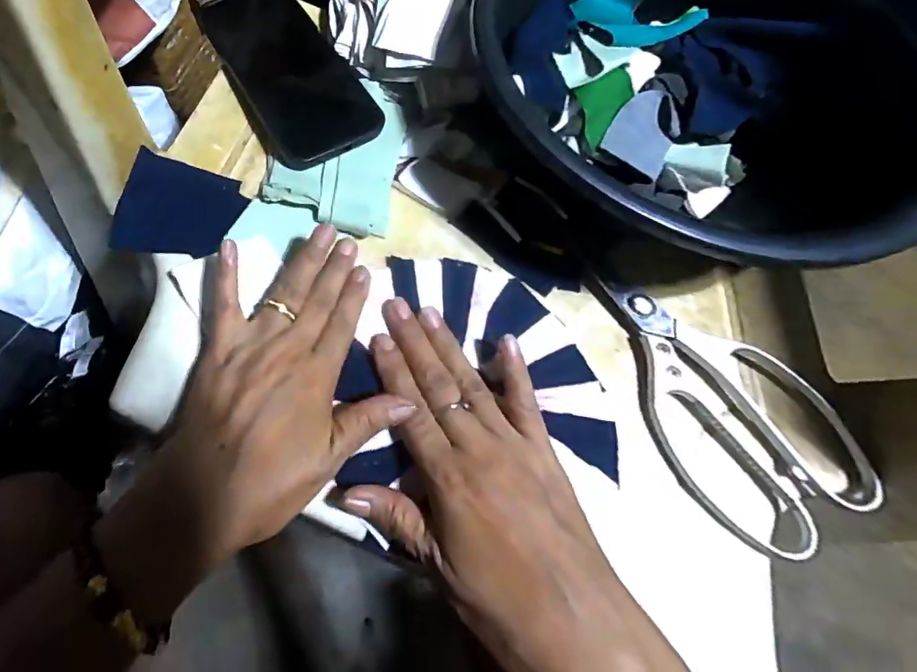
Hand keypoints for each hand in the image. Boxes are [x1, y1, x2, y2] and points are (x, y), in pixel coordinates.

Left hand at [121, 228, 416, 570]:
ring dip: (303, 260)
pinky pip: (222, 303)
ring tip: (319, 233)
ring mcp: (250, 344)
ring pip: (283, 292)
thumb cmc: (272, 481)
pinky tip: (228, 244)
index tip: (364, 268)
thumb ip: (366, 421)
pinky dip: (225, 273)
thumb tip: (410, 398)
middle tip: (347, 240)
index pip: (342, 324)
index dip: (354, 295)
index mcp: (316, 375)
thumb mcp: (327, 458)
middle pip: (317, 300)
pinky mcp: (217, 348)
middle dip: (334, 268)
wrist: (204, 495)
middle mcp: (287, 349)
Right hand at [339, 301, 686, 671]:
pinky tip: (506, 340)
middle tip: (399, 303)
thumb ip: (397, 519)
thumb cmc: (496, 597)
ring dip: (451, 346)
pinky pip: (526, 401)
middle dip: (415, 343)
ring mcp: (514, 443)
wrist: (572, 614)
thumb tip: (344, 489)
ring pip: (475, 384)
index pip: (412, 412)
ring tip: (432, 313)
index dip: (392, 371)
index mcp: (448, 477)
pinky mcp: (543, 448)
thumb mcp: (438, 566)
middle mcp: (479, 447)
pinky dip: (516, 369)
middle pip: (440, 386)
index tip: (378, 335)